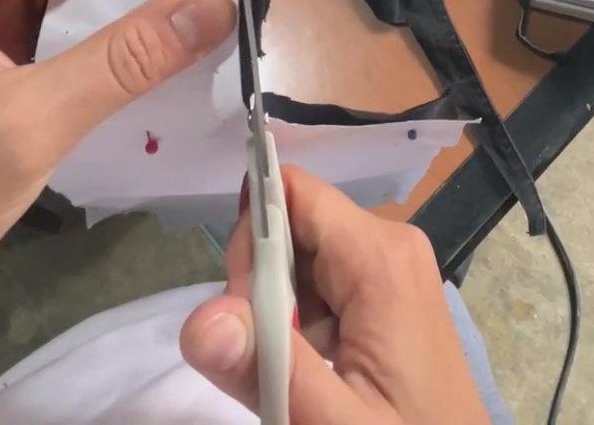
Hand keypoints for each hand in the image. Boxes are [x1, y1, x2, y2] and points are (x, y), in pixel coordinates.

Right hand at [180, 168, 489, 424]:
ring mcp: (393, 264)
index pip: (294, 192)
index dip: (253, 234)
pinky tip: (311, 365)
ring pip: (305, 254)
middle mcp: (390, 241)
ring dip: (279, 305)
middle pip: (296, 223)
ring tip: (292, 369)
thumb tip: (200, 319)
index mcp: (379, 254)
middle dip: (262, 280)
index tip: (241, 305)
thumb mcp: (329, 420)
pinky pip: (326, 279)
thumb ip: (265, 366)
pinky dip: (302, 316)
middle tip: (265, 353)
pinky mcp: (390, 289)